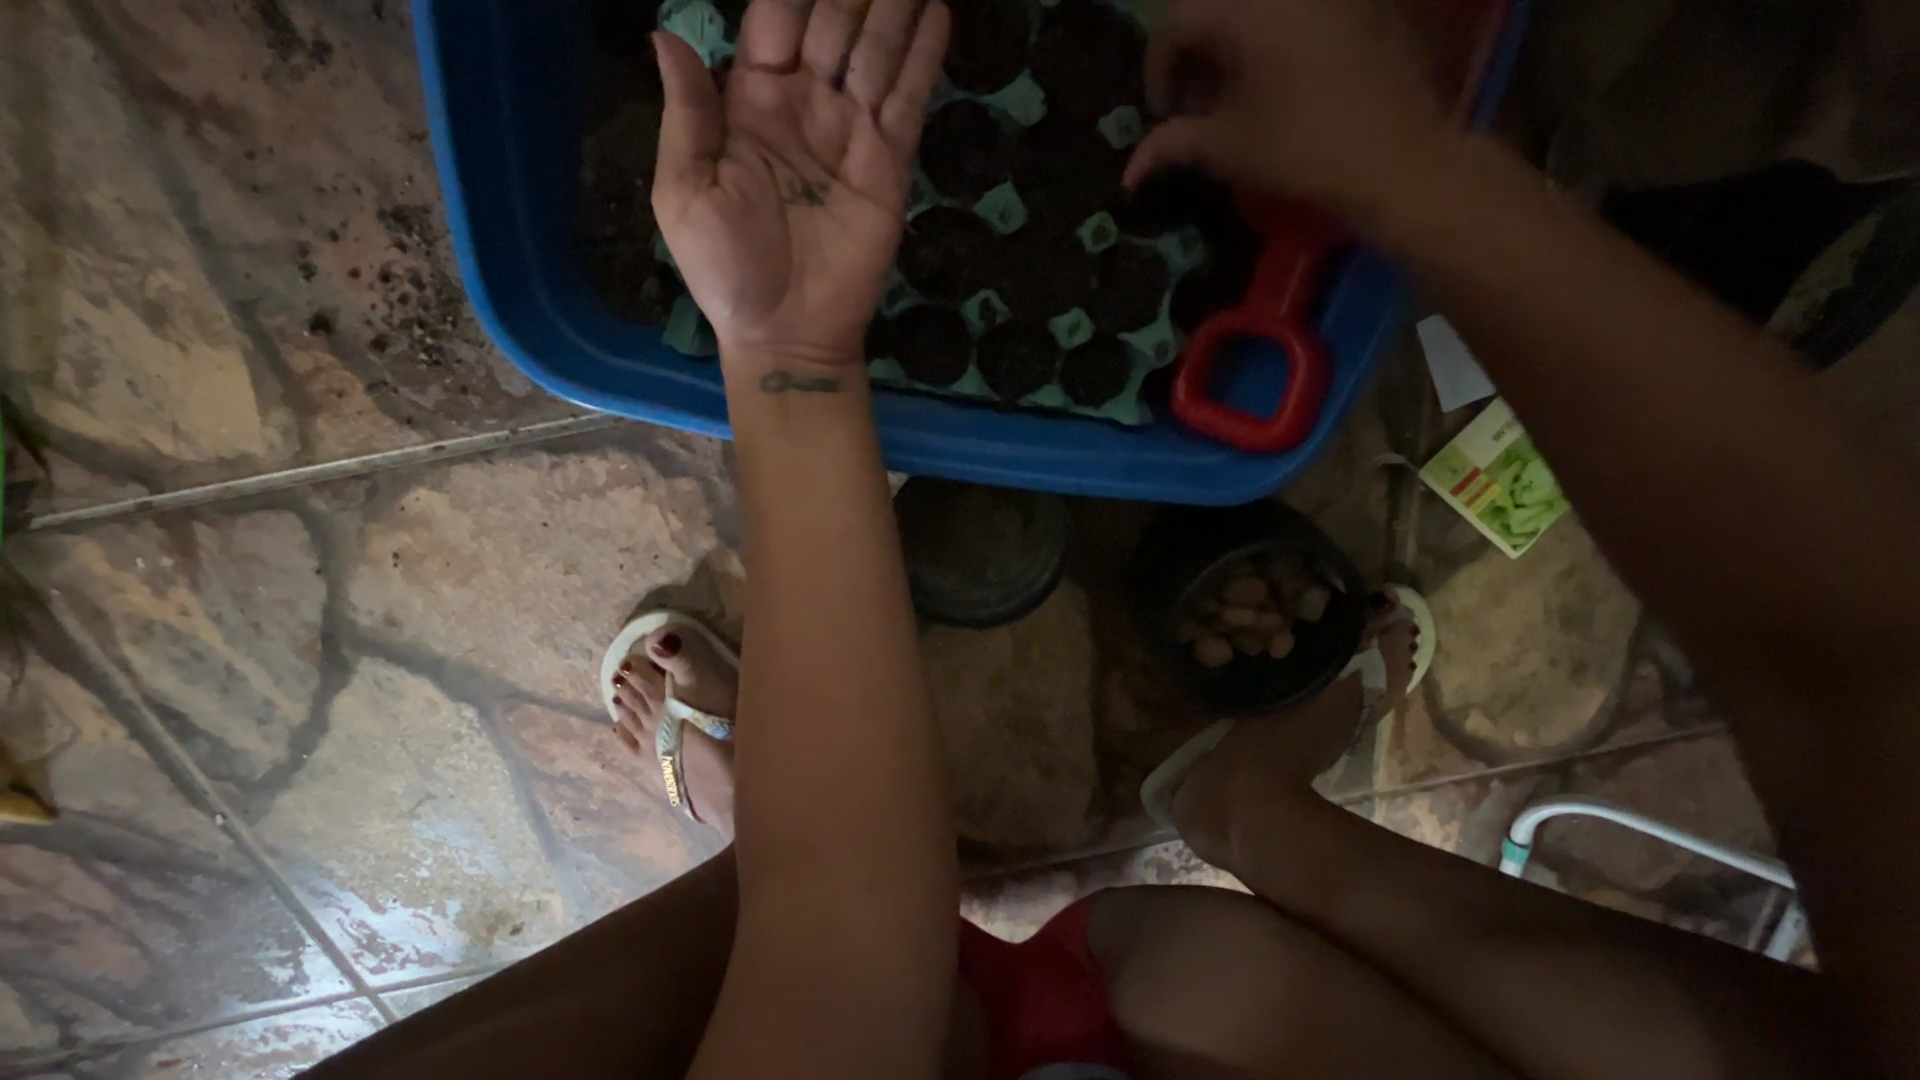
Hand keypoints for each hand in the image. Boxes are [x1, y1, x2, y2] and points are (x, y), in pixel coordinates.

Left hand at [651, 0, 949, 370]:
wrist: (784, 332)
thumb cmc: (726, 269)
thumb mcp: (685, 192)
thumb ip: (687, 115)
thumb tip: (667, 34)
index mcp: (749, 104)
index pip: (776, 19)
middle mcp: (804, 106)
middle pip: (832, 23)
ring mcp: (849, 134)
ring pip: (874, 51)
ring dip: (893, 7)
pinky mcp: (888, 165)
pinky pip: (907, 100)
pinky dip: (923, 56)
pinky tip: (938, 13)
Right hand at [1126, 0, 1460, 225]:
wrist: (1397, 154)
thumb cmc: (1300, 149)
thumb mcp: (1225, 148)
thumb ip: (1171, 145)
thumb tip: (1130, 170)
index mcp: (1242, 9)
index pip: (1173, 21)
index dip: (1158, 69)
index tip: (1164, 112)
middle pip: (1215, 8)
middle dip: (1195, 54)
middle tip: (1197, 104)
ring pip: (1255, 10)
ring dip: (1233, 45)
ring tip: (1237, 96)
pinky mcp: (1357, 3)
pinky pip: (1296, 13)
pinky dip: (1272, 39)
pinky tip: (1279, 82)